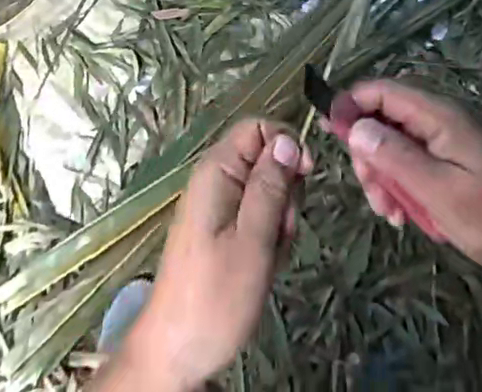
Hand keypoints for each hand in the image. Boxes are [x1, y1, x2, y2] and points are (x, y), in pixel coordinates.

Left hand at [106, 120, 312, 390]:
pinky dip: (268, 237)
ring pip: (267, 190)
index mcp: (217, 170)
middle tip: (279, 231)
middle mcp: (215, 179)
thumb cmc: (215, 298)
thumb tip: (288, 138)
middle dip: (285, 191)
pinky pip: (257, 216)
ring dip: (279, 220)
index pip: (258, 127)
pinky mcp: (221, 229)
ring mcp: (217, 205)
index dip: (286, 144)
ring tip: (269, 255)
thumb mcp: (253, 240)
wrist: (175, 353)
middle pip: (267, 159)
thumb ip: (271, 186)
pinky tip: (262, 265)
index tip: (305, 176)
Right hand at [330, 80, 481, 278]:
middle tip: (371, 192)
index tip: (328, 130)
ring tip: (390, 213)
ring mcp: (441, 141)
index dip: (352, 104)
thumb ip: (395, 156)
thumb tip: (355, 127)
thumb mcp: (438, 189)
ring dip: (382, 177)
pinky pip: (407, 164)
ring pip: (391, 145)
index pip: (383, 91)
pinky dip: (398, 186)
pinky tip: (402, 215)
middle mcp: (436, 120)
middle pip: (382, 119)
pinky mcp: (444, 162)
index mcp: (438, 115)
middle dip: (368, 153)